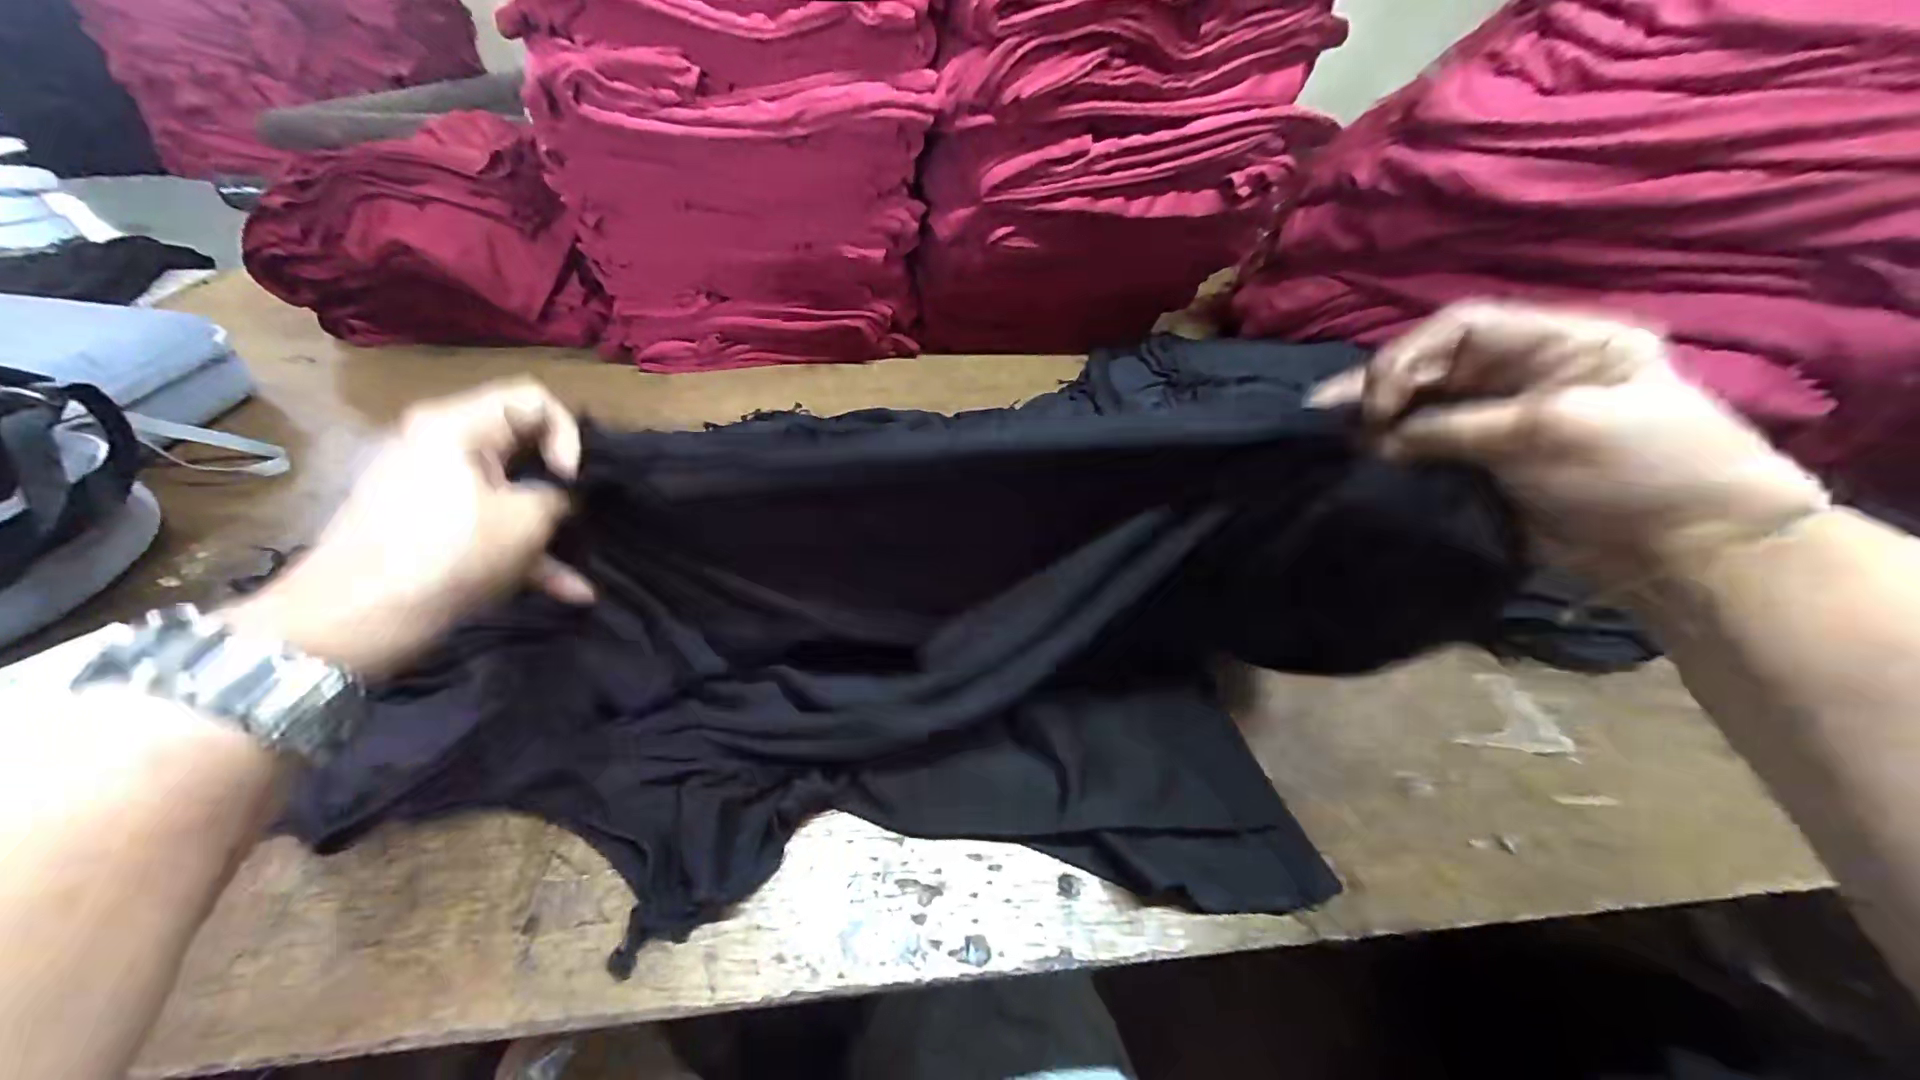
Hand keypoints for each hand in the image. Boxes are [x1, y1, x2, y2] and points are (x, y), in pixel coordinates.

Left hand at [225, 380, 593, 676]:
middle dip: (564, 482)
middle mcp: (442, 447)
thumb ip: (560, 496)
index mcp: (456, 426)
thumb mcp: (526, 520)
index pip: (533, 401)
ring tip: (585, 563)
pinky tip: (570, 591)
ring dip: (552, 529)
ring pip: (512, 495)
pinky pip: (491, 529)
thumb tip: (565, 497)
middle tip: (588, 514)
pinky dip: (527, 555)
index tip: (572, 480)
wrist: (353, 621)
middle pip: (524, 447)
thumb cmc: (448, 554)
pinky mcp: (432, 528)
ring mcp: (435, 489)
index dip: (569, 435)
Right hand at [1309, 302, 1829, 581]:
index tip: (1381, 402)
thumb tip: (1377, 440)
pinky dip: (1388, 450)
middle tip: (1325, 411)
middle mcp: (1518, 373)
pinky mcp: (1481, 461)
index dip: (1408, 355)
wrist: (1684, 549)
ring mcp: (1497, 418)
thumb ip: (1457, 427)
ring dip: (1374, 417)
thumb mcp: (1551, 431)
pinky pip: (1422, 446)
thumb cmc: (1639, 468)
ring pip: (1419, 405)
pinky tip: (1357, 455)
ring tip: (1327, 430)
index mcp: (1555, 343)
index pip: (1461, 328)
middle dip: (1377, 386)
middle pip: (1430, 365)